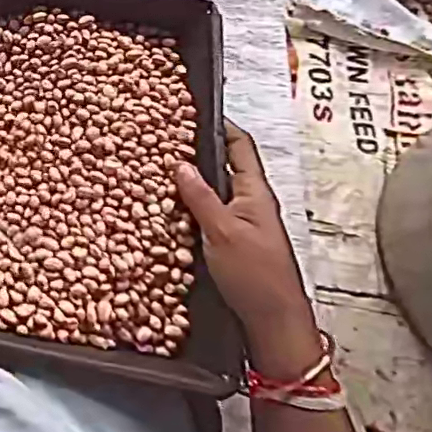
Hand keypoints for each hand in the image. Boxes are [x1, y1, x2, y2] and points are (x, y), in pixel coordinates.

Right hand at [174, 121, 316, 355]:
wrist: (273, 319)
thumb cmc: (256, 275)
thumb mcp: (222, 231)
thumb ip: (201, 197)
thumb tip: (181, 163)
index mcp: (255, 194)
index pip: (241, 148)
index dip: (221, 127)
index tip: (195, 112)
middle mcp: (249, 203)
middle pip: (223, 167)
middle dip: (197, 151)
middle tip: (165, 139)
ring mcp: (239, 222)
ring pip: (212, 190)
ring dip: (189, 179)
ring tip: (158, 168)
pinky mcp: (228, 240)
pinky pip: (205, 212)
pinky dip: (187, 203)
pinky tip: (166, 206)